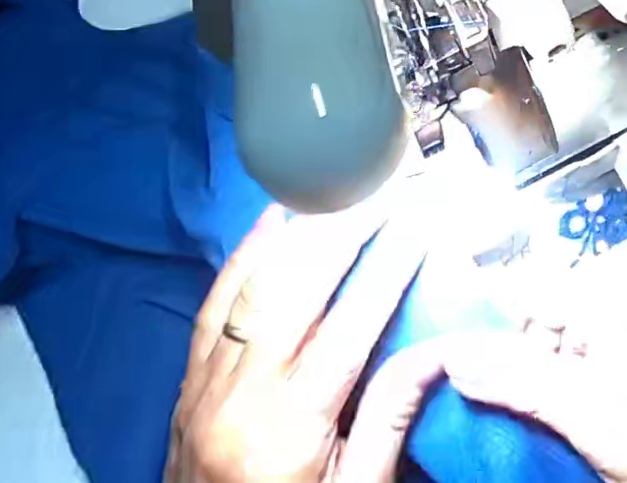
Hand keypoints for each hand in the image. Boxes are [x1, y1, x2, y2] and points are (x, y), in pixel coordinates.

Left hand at [167, 195, 440, 482]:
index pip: (350, 327)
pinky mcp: (188, 380)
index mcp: (288, 431)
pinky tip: (273, 220)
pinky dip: (246, 255)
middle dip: (346, 232)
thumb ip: (390, 419)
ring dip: (301, 233)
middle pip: (300, 290)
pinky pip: (214, 302)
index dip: (389, 269)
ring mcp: (207, 384)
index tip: (418, 225)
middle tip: (383, 194)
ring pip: (257, 285)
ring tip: (341, 196)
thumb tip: (438, 349)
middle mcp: (241, 396)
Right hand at [440, 280, 626, 482]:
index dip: (471, 304)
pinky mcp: (599, 390)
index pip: (517, 287)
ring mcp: (597, 354)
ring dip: (496, 380)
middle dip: (479, 349)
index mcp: (597, 300)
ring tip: (451, 399)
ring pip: (528, 356)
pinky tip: (494, 420)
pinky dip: (521, 400)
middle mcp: (593, 316)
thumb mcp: (592, 406)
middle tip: (433, 376)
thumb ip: (523, 377)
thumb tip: (454, 355)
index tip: (426, 328)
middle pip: (518, 321)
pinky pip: (546, 384)